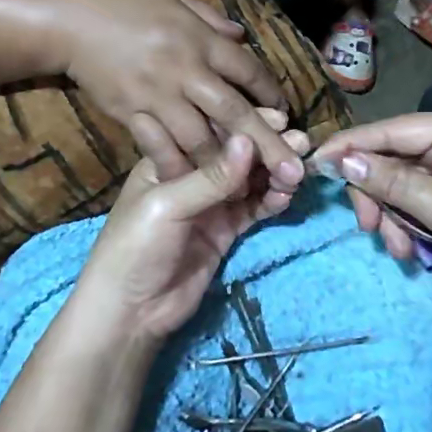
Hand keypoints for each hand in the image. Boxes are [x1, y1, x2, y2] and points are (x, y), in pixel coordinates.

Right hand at [59, 0, 302, 189]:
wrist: (67, 20)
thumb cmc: (120, 0)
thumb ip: (208, 19)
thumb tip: (239, 36)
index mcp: (199, 40)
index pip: (247, 71)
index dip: (271, 94)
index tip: (285, 113)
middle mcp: (185, 72)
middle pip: (234, 113)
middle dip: (267, 144)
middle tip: (294, 171)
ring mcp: (157, 97)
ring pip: (199, 139)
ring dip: (226, 165)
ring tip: (251, 189)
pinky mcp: (131, 115)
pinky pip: (159, 148)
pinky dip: (178, 166)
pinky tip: (194, 184)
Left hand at [79, 114, 310, 339]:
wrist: (130, 313)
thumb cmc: (135, 248)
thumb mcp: (168, 206)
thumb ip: (211, 176)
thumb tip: (249, 138)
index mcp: (167, 158)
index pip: (211, 131)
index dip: (244, 124)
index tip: (279, 118)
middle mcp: (190, 175)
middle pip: (235, 154)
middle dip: (267, 147)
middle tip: (301, 143)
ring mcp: (209, 203)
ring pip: (249, 180)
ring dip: (274, 173)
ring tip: (299, 171)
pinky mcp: (224, 229)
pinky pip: (253, 208)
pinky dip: (271, 200)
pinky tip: (287, 196)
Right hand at [312, 108, 431, 289]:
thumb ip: (394, 184)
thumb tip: (342, 162)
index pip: (390, 130)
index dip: (350, 146)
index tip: (314, 163)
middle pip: (390, 158)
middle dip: (377, 196)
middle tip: (368, 229)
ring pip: (397, 182)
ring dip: (391, 216)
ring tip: (401, 249)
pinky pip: (413, 198)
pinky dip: (406, 222)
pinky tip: (412, 248)